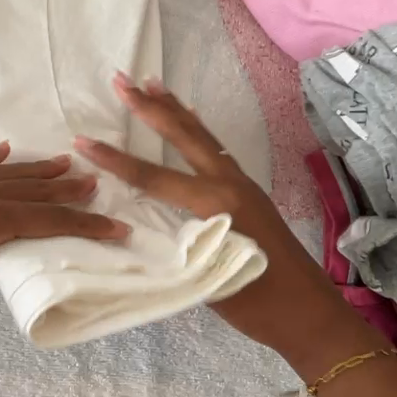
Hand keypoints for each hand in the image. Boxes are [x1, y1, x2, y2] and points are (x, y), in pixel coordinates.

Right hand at [73, 73, 378, 365]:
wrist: (312, 316)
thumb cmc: (258, 304)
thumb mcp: (207, 280)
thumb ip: (173, 246)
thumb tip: (136, 223)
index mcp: (215, 204)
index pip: (153, 176)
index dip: (115, 161)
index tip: (84, 142)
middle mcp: (228, 183)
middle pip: (181, 135)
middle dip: (148, 106)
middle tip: (121, 80)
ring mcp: (241, 183)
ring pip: (201, 134)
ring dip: (173, 106)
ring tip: (151, 81)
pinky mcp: (247, 190)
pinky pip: (215, 146)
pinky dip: (196, 125)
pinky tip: (190, 116)